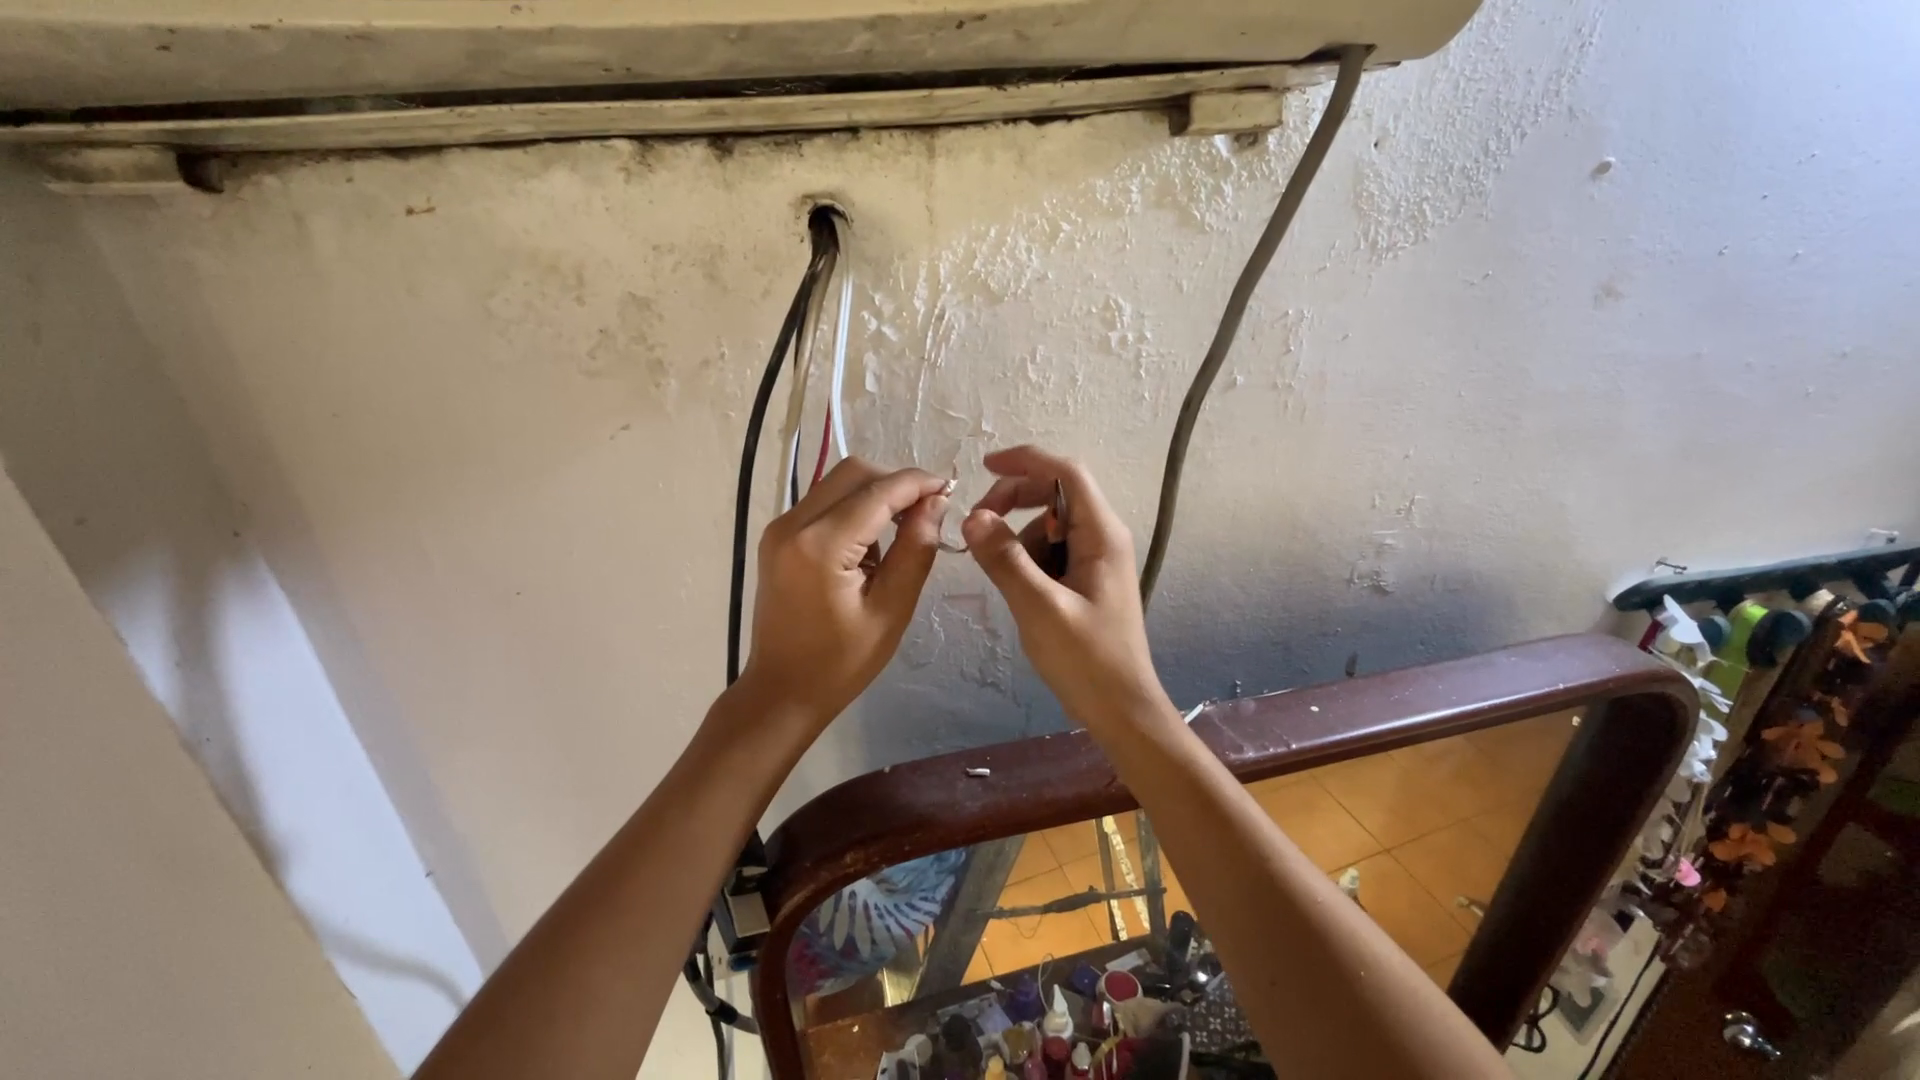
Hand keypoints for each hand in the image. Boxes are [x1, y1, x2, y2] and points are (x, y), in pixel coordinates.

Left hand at [740, 458, 948, 724]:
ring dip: (874, 495)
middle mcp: (793, 525)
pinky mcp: (777, 537)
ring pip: (837, 483)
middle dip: (895, 483)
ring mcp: (780, 529)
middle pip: (853, 473)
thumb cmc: (841, 662)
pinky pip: (823, 503)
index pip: (879, 491)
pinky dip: (853, 508)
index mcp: (821, 546)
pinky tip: (870, 545)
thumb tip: (936, 503)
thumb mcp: (891, 610)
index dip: (918, 484)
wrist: (781, 690)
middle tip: (927, 511)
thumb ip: (916, 550)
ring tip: (902, 532)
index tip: (949, 489)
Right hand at [961, 446, 1172, 727]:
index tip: (984, 467)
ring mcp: (1095, 560)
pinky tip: (1022, 593)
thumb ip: (1005, 560)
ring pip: (1048, 526)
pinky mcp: (1086, 581)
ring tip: (1006, 578)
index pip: (1065, 473)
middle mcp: (1103, 538)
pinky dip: (1027, 561)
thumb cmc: (1086, 659)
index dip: (1025, 461)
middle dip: (1013, 501)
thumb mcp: (1039, 608)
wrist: (1120, 708)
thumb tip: (972, 517)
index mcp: (1102, 535)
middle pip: (1055, 494)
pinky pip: (1050, 553)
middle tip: (978, 525)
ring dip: (1018, 539)